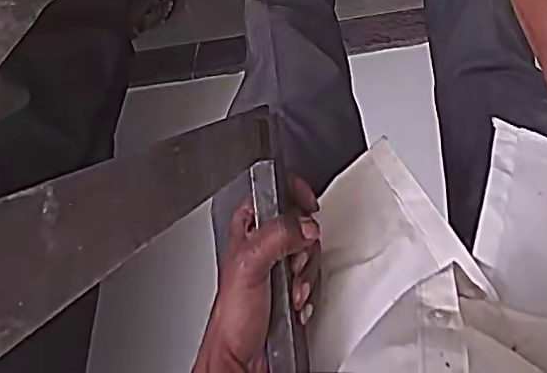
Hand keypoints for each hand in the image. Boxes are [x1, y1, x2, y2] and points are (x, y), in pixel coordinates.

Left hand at [193, 178, 321, 372]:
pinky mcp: (292, 285)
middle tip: (294, 261)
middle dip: (304, 245)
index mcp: (249, 222)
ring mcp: (279, 263)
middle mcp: (264, 239)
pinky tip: (296, 302)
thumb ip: (278, 236)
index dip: (295, 192)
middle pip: (301, 222)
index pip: (276, 190)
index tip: (309, 204)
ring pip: (310, 250)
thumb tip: (304, 226)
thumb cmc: (232, 314)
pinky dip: (310, 289)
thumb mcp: (251, 262)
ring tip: (292, 289)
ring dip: (307, 273)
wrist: (241, 359)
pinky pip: (314, 276)